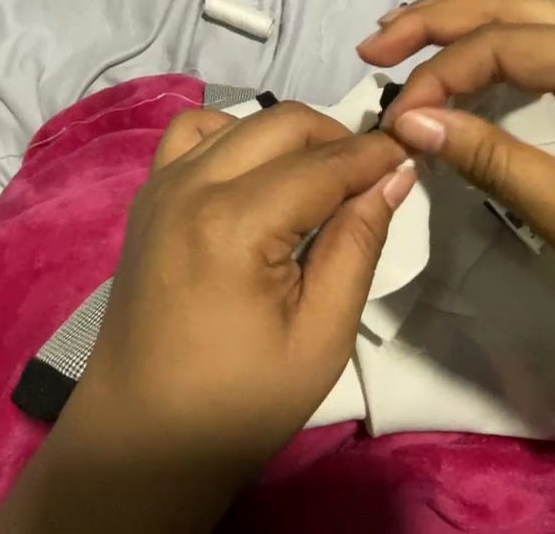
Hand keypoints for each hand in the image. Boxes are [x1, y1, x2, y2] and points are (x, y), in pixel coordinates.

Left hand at [0, 102, 414, 532]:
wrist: (143, 435)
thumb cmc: (240, 402)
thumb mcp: (321, 338)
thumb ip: (357, 246)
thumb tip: (394, 178)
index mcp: (235, 224)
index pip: (322, 165)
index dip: (373, 157)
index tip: (410, 155)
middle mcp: (193, 186)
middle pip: (282, 124)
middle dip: (337, 138)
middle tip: (370, 175)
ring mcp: (161, 185)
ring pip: (238, 119)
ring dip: (287, 134)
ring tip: (316, 175)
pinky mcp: (146, 195)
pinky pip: (191, 133)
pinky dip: (231, 133)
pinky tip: (253, 171)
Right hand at [359, 0, 554, 354]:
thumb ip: (488, 158)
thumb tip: (408, 123)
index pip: (504, 44)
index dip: (439, 76)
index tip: (395, 122)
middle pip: (515, 6)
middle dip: (438, 20)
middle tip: (374, 42)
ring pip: (533, 21)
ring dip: (466, 29)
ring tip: (404, 41)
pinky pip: (553, 53)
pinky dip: (500, 57)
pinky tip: (468, 69)